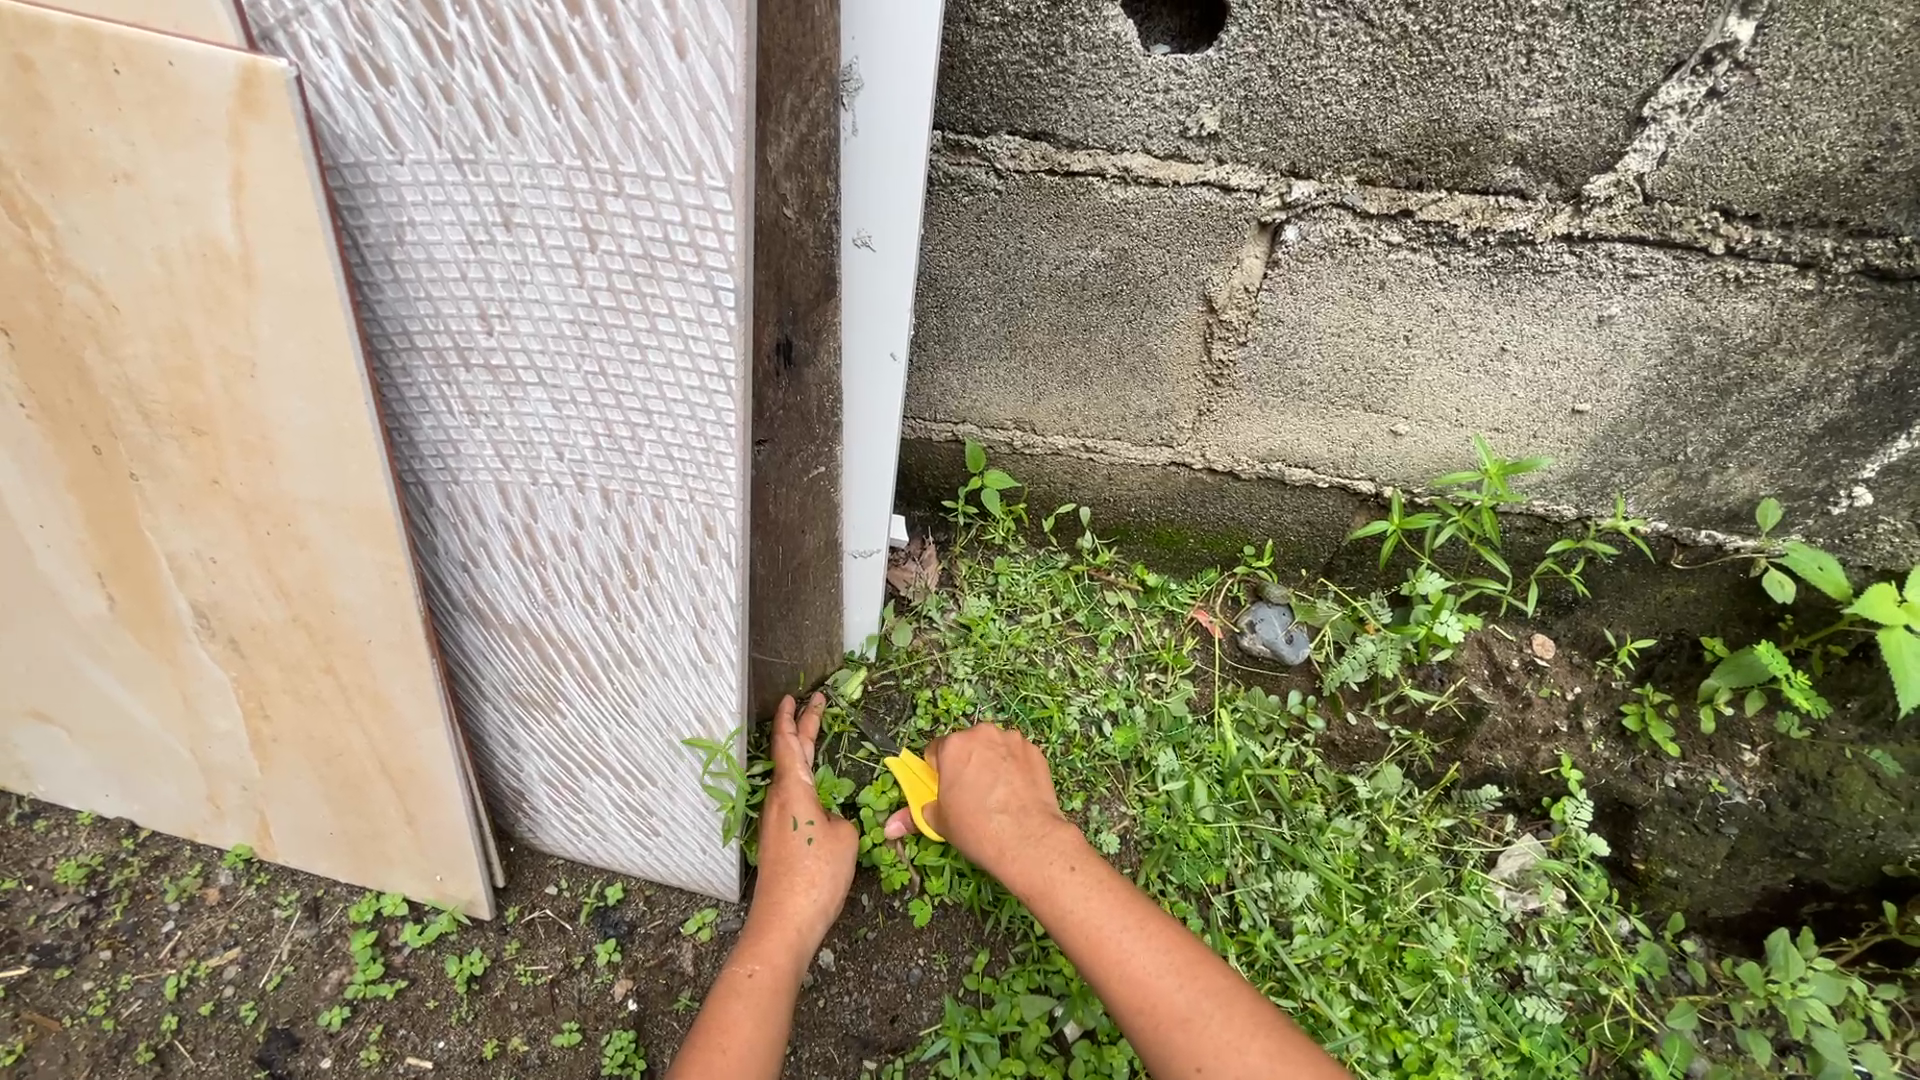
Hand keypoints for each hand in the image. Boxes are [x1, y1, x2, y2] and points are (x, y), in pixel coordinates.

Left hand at [746, 693, 857, 960]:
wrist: (784, 924)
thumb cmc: (817, 876)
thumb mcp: (846, 838)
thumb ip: (842, 819)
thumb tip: (832, 820)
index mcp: (793, 790)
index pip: (789, 742)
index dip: (794, 717)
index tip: (796, 696)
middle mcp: (779, 800)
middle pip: (787, 754)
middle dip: (799, 727)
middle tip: (811, 703)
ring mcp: (774, 822)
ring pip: (787, 777)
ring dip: (798, 754)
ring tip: (811, 739)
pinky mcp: (777, 841)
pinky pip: (790, 799)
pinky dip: (800, 781)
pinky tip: (814, 791)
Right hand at [882, 722, 1075, 884]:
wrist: (1028, 840)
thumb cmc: (977, 829)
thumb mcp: (940, 822)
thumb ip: (913, 816)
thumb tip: (890, 827)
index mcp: (953, 746)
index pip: (935, 751)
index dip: (938, 772)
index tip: (945, 790)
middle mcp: (982, 733)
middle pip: (967, 746)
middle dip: (966, 765)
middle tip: (970, 795)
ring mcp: (1011, 740)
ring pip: (993, 748)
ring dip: (991, 763)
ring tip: (996, 795)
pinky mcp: (1034, 751)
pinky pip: (1016, 756)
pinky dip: (1014, 769)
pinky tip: (1015, 793)